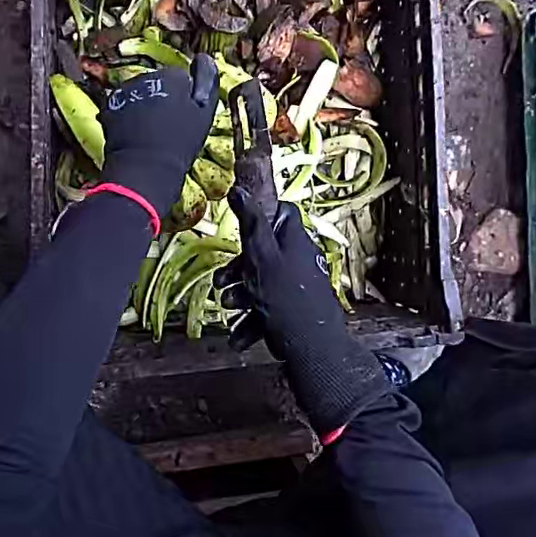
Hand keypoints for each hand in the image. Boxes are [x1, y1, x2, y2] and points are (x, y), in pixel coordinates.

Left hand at [97, 54, 219, 214]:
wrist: (145, 167)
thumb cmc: (180, 143)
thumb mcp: (204, 113)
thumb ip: (207, 80)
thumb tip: (204, 57)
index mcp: (172, 75)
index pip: (181, 78)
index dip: (185, 99)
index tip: (185, 117)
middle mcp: (146, 75)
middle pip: (158, 83)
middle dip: (162, 99)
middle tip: (169, 126)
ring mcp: (125, 90)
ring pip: (139, 94)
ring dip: (144, 107)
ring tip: (151, 132)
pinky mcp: (109, 106)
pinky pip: (123, 106)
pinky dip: (127, 116)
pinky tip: (135, 133)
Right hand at [228, 194, 389, 433]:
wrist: (312, 348)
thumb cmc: (283, 295)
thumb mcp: (260, 254)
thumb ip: (250, 221)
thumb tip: (239, 189)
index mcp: (294, 239)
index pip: (281, 212)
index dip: (259, 217)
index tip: (239, 231)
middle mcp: (299, 258)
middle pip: (264, 251)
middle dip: (239, 268)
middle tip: (223, 282)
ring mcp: (299, 286)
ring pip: (263, 282)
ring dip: (242, 295)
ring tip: (230, 308)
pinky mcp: (296, 311)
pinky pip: (269, 307)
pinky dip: (252, 319)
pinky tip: (239, 337)